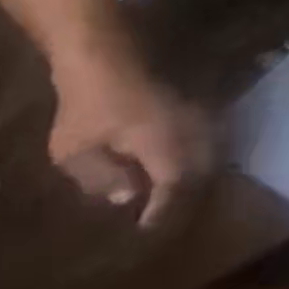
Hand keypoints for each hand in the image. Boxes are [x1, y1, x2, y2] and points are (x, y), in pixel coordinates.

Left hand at [48, 58, 212, 228]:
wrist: (109, 61)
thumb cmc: (87, 107)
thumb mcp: (75, 150)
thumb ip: (102, 178)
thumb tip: (129, 199)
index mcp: (165, 144)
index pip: (176, 183)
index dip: (164, 207)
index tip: (148, 227)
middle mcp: (194, 132)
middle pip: (204, 169)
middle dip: (186, 193)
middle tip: (165, 212)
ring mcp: (202, 117)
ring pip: (214, 153)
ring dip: (197, 175)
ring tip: (176, 191)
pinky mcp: (201, 109)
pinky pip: (212, 139)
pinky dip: (200, 157)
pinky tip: (184, 164)